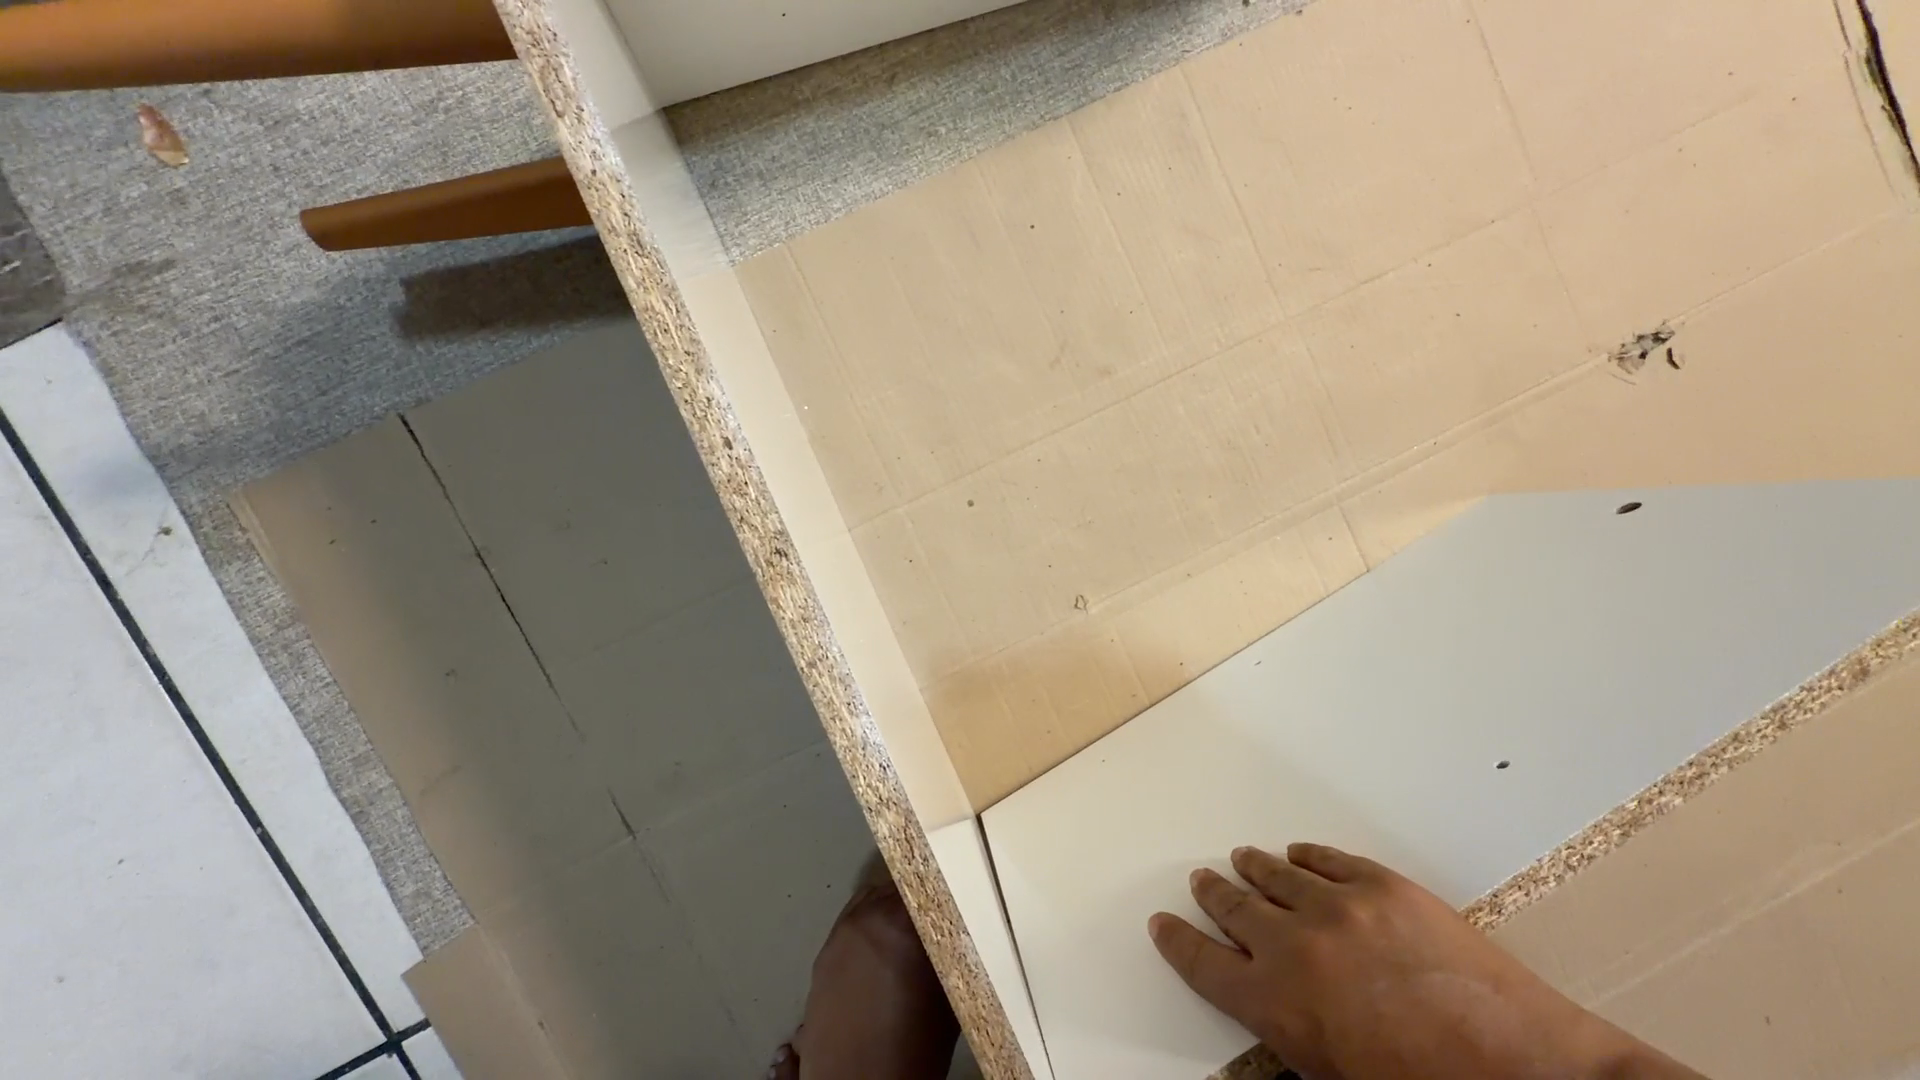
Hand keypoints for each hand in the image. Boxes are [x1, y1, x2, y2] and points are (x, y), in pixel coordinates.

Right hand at [1148, 844, 1707, 1079]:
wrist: (1522, 1069)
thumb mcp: (1333, 1077)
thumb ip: (1288, 1033)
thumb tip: (1270, 1002)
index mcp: (1275, 1005)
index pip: (1203, 963)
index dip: (1178, 941)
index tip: (1163, 922)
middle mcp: (1293, 947)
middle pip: (1233, 909)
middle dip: (1212, 895)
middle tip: (1201, 881)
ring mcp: (1338, 908)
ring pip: (1275, 875)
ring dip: (1253, 867)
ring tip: (1241, 858)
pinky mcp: (1382, 885)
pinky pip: (1328, 858)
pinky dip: (1307, 855)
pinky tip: (1299, 852)